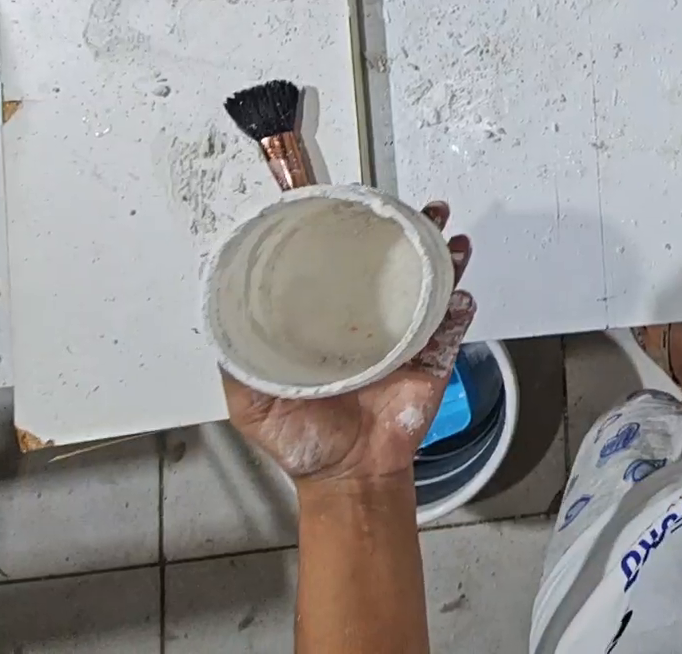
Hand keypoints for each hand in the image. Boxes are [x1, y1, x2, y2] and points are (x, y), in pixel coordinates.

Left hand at [222, 201, 474, 484]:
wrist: (351, 474)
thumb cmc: (304, 441)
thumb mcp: (254, 402)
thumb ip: (240, 362)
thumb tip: (221, 313)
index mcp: (338, 324)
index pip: (353, 269)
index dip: (366, 235)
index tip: (369, 208)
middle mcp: (378, 321)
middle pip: (405, 266)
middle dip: (421, 233)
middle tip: (427, 211)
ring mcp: (410, 337)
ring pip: (436, 286)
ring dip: (449, 259)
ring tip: (453, 241)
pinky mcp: (435, 358)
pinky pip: (453, 326)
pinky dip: (460, 308)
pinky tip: (460, 294)